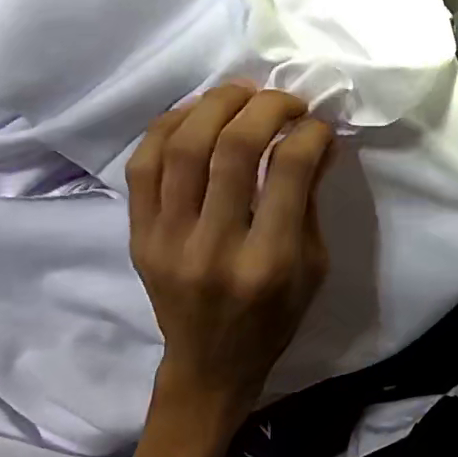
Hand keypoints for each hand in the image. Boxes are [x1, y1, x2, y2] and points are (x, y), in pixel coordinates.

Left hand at [127, 84, 333, 429]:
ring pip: (183, 146)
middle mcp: (215, 247)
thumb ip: (310, 203)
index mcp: (268, 263)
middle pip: (233, 148)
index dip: (308, 133)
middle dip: (265, 107)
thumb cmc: (273, 320)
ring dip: (215, 105)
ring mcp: (168, 240)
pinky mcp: (139, 236)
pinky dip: (169, 127)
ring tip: (240, 93)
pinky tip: (195, 114)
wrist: (211, 363)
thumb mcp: (312, 269)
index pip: (288, 171)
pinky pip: (144, 165)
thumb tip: (317, 139)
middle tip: (283, 99)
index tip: (318, 124)